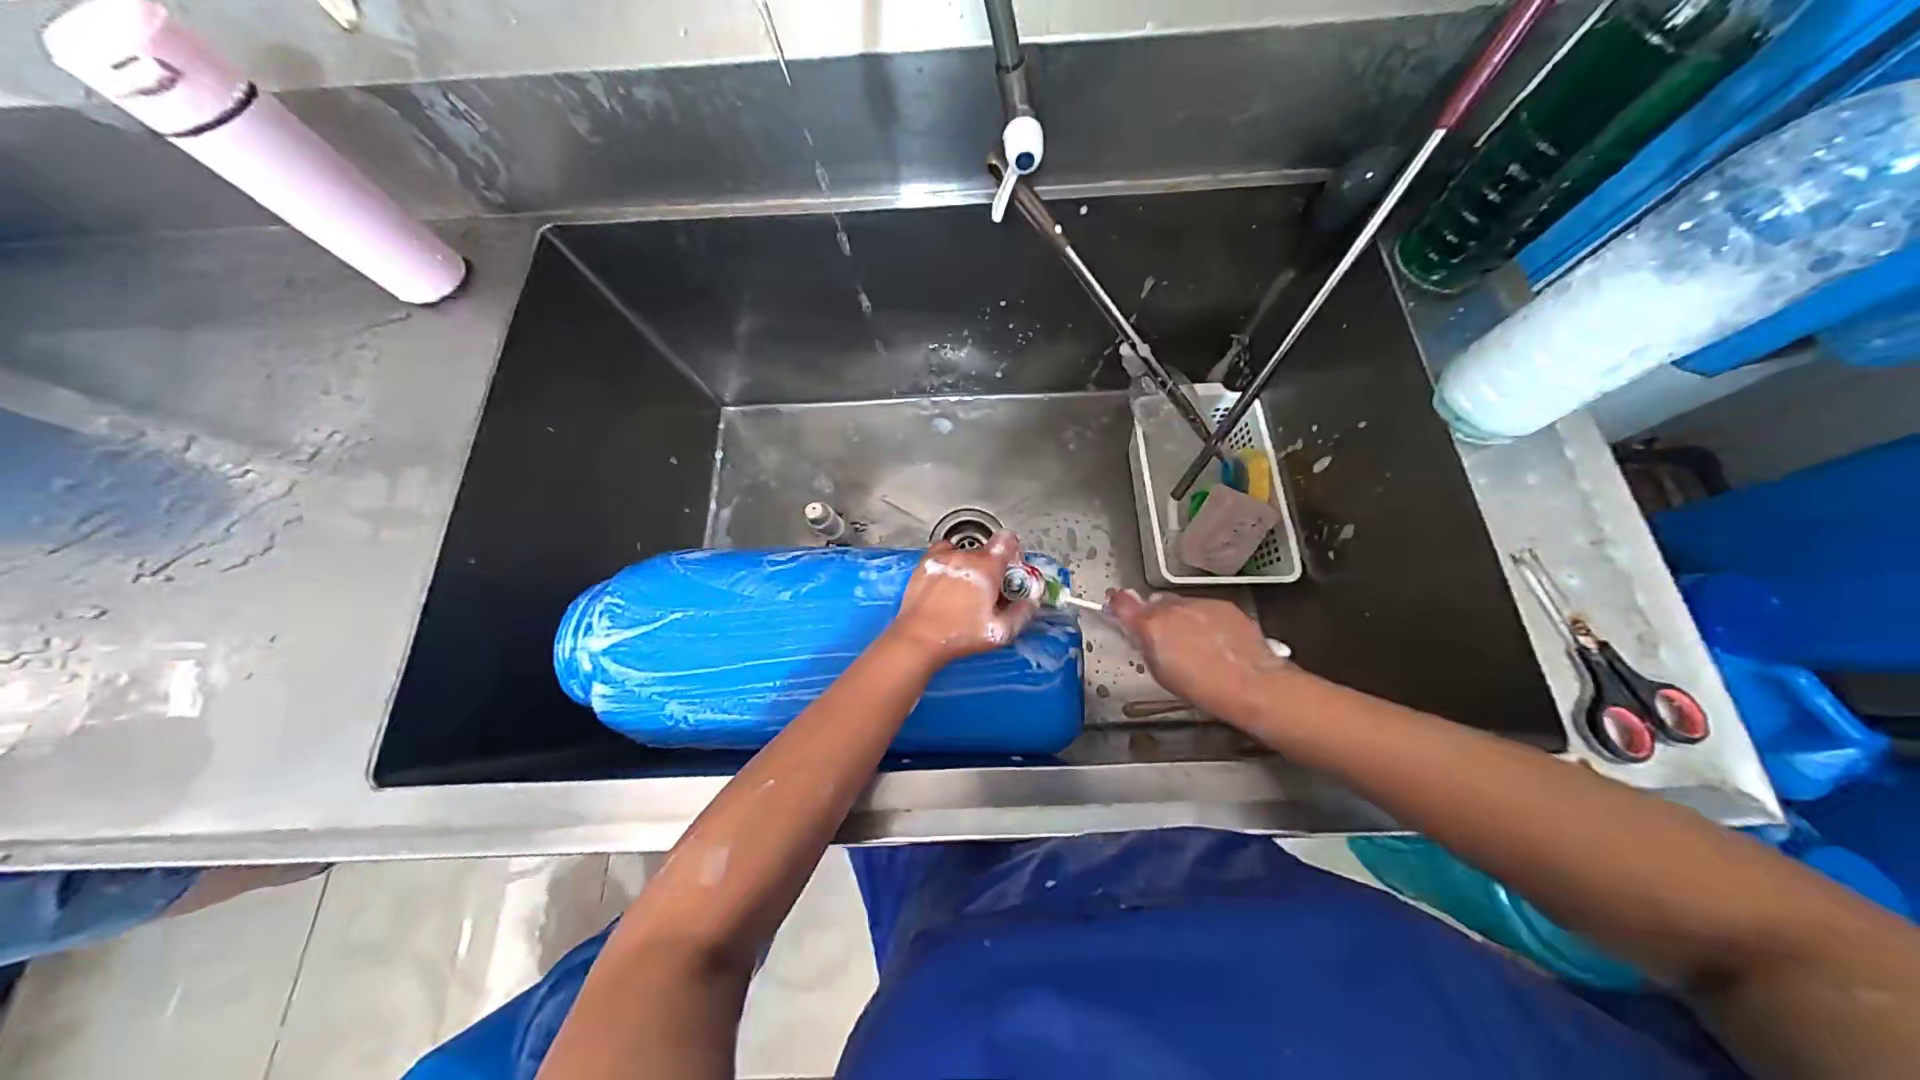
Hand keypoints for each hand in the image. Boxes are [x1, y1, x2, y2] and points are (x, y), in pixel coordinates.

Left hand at [886, 531, 1036, 665]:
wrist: (918, 638)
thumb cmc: (961, 636)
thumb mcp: (1001, 632)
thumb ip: (1022, 613)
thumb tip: (1031, 601)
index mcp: (987, 567)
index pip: (1007, 539)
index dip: (1012, 552)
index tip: (1010, 571)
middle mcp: (965, 555)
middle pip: (986, 551)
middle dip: (991, 567)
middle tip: (987, 591)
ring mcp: (942, 557)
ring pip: (964, 553)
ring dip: (969, 566)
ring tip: (964, 589)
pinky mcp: (925, 563)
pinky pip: (943, 553)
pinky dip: (949, 562)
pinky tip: (947, 580)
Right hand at [1107, 589, 1295, 722]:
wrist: (1251, 683)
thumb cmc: (1202, 688)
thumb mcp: (1160, 672)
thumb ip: (1146, 645)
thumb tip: (1141, 634)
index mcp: (1150, 625)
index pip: (1122, 602)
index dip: (1119, 606)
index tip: (1120, 613)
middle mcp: (1172, 607)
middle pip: (1153, 603)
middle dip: (1154, 617)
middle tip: (1163, 639)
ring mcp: (1199, 603)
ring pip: (1179, 604)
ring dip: (1179, 617)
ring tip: (1193, 643)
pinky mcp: (1223, 604)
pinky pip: (1203, 607)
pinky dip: (1203, 619)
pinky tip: (1214, 641)